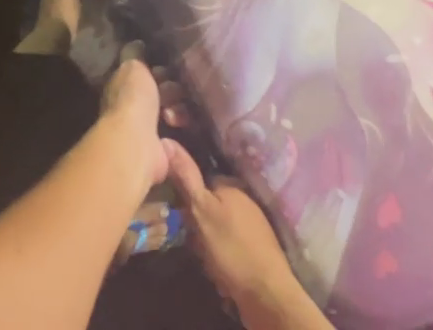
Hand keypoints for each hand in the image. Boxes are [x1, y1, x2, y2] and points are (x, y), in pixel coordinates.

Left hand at [97, 49, 171, 191]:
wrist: (136, 141)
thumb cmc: (131, 99)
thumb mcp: (131, 66)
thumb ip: (135, 53)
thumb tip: (138, 43)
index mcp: (123, 88)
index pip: (147, 74)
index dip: (157, 69)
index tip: (163, 69)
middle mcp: (134, 109)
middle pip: (164, 90)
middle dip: (172, 87)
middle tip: (169, 88)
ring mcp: (149, 129)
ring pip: (175, 107)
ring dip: (178, 105)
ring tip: (171, 109)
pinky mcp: (165, 146)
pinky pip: (182, 126)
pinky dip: (181, 122)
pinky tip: (176, 121)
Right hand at [162, 139, 299, 310]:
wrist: (265, 291)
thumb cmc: (231, 247)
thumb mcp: (203, 212)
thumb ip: (187, 178)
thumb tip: (167, 141)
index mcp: (232, 185)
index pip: (201, 181)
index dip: (186, 197)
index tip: (178, 213)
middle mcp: (244, 198)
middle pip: (209, 204)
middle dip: (198, 222)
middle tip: (192, 240)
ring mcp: (253, 222)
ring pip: (218, 224)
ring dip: (208, 240)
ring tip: (205, 255)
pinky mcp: (256, 245)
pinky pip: (229, 242)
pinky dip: (222, 252)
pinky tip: (219, 265)